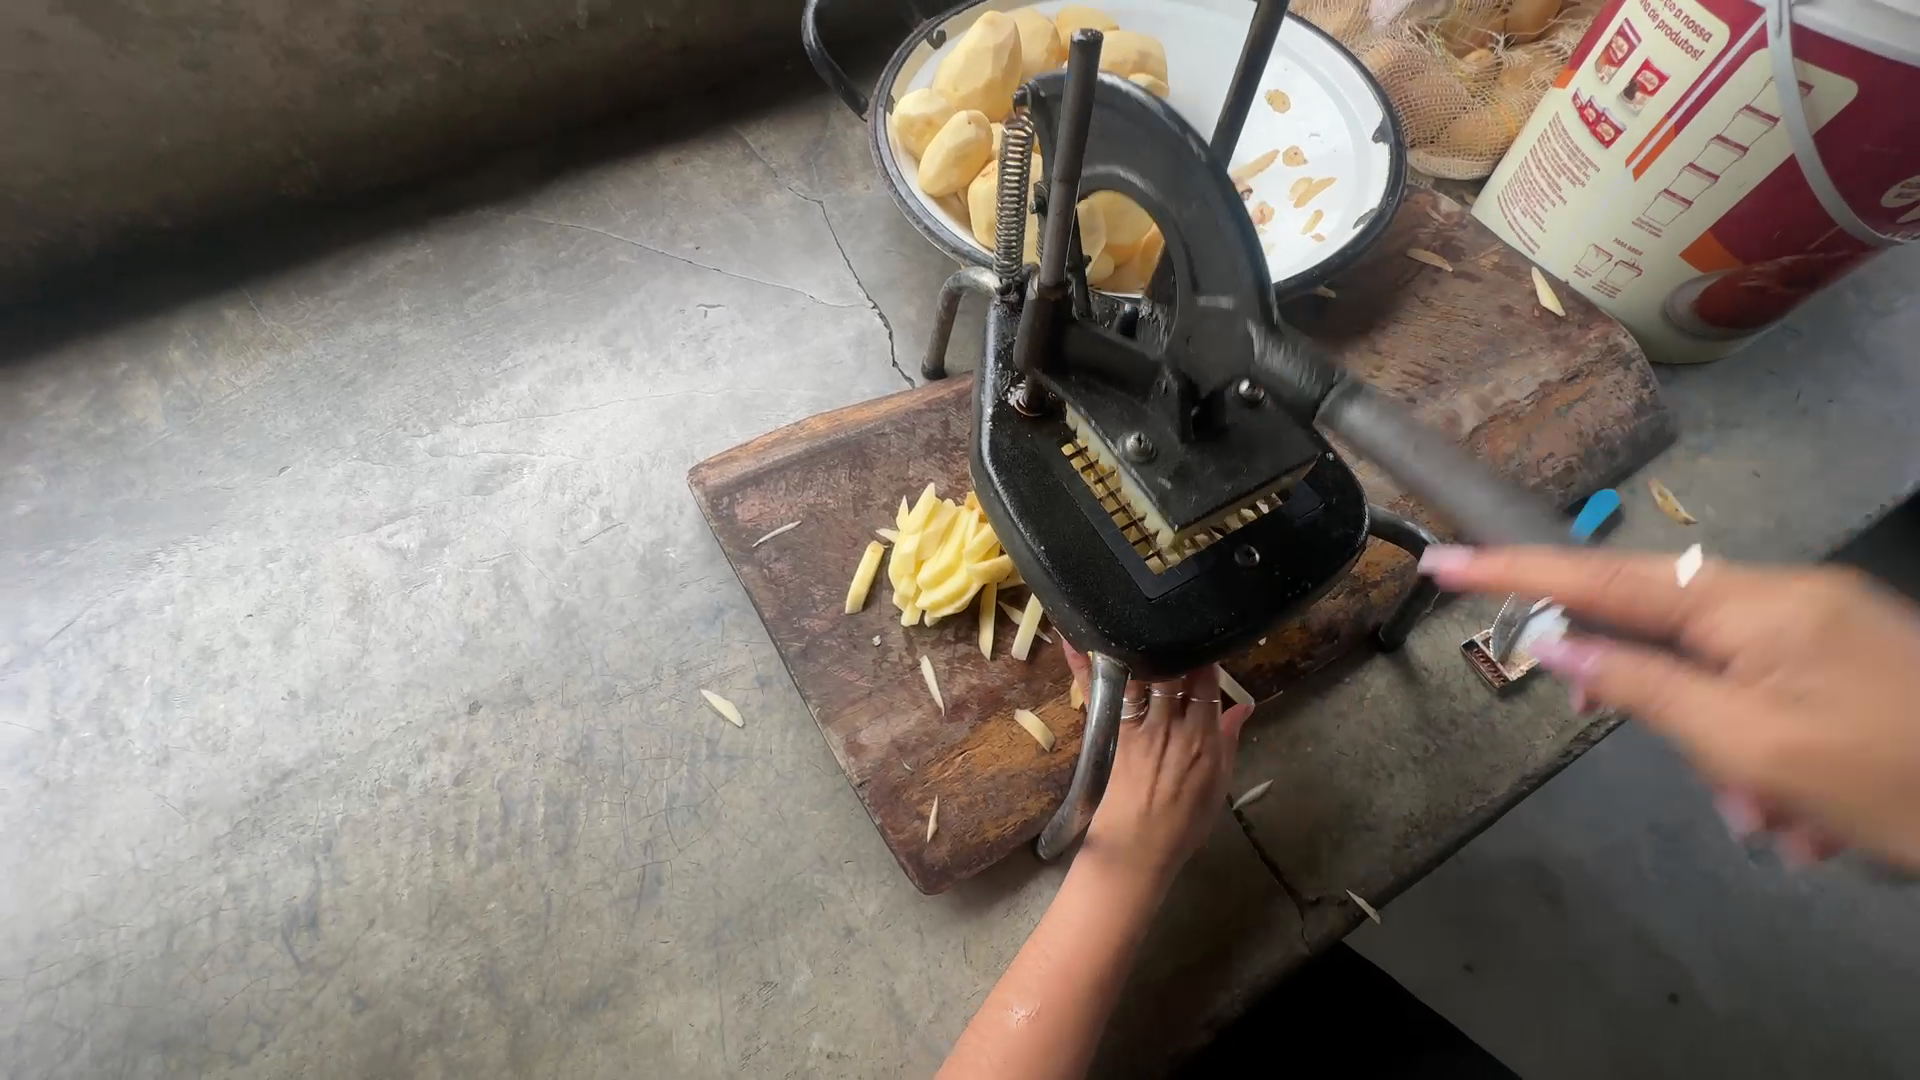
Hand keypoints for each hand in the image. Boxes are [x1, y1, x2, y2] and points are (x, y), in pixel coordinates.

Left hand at [1064, 645, 1252, 890]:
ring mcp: (1137, 726)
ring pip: (1140, 674)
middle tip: (1171, 624)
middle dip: (1174, 646)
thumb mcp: (1219, 782)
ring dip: (1137, 646)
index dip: (1205, 657)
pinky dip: (1083, 665)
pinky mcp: (1109, 732)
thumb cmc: (1184, 820)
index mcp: (1203, 738)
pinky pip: (1096, 691)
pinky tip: (1073, 638)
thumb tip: (1244, 705)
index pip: (1206, 684)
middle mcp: (1170, 725)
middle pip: (1173, 672)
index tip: (1202, 638)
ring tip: (1133, 619)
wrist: (1139, 847)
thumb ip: (1229, 738)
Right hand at [1419, 544, 1919, 867]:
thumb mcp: (1748, 745)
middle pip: (1645, 617)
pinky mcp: (1836, 653)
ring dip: (1702, 735)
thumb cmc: (1895, 782)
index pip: (1597, 577)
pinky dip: (1745, 740)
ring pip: (1697, 661)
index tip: (1441, 562)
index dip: (1510, 571)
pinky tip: (1788, 807)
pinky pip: (1747, 681)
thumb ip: (1636, 683)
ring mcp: (1812, 622)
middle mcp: (1779, 595)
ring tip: (1758, 810)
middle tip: (1590, 716)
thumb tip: (1553, 645)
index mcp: (1753, 604)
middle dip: (1626, 680)